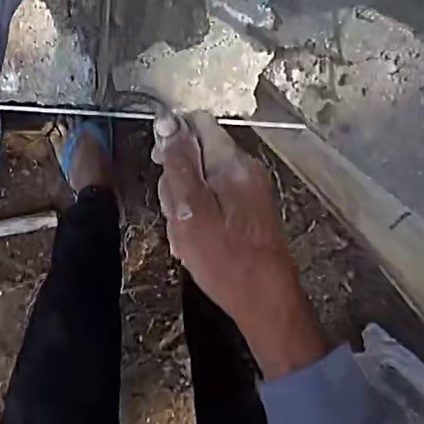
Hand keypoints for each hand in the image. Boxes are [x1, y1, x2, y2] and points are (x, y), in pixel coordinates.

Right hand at [152, 111, 328, 378]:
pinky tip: (195, 242)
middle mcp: (246, 168)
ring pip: (202, 180)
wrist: (266, 301)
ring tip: (184, 234)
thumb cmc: (224, 257)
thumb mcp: (190, 208)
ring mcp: (250, 190)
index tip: (158, 164)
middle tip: (174, 212)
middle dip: (176, 179)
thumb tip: (168, 122)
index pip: (198, 123)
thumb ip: (178, 162)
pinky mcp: (249, 211)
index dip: (172, 137)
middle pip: (198, 153)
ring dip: (185, 202)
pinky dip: (199, 217)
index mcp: (233, 162)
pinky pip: (214, 201)